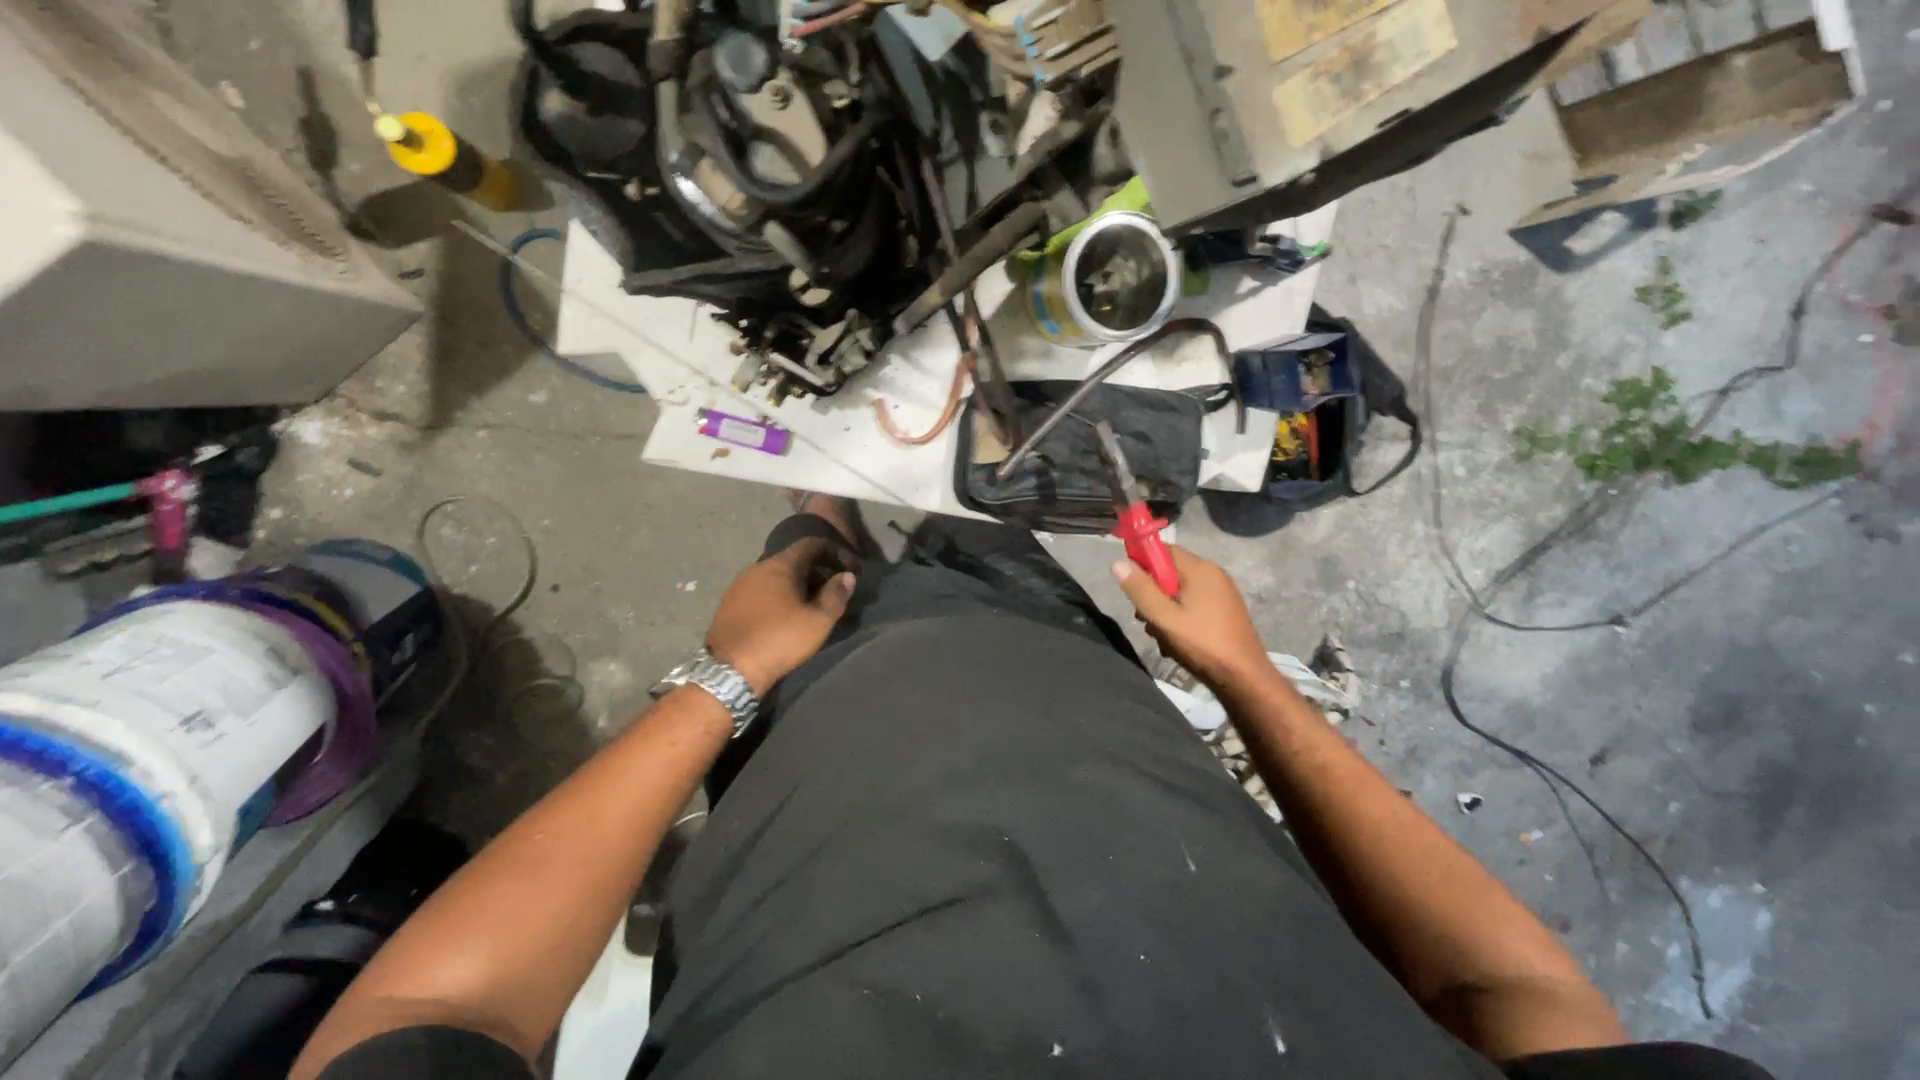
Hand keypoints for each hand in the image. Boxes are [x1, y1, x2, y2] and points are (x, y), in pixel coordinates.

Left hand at [706, 538, 855, 694]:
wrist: (729, 670)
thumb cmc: (779, 640)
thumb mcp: (817, 621)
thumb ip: (835, 595)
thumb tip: (847, 576)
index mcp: (779, 565)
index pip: (812, 544)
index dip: (835, 552)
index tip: (851, 569)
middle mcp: (756, 568)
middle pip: (794, 560)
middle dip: (818, 571)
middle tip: (834, 592)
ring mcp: (739, 585)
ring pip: (776, 576)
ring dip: (798, 585)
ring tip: (812, 606)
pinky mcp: (729, 604)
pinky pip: (761, 590)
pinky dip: (779, 596)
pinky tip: (785, 616)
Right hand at [1111, 545, 1270, 691]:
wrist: (1244, 676)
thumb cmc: (1202, 643)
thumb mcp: (1164, 617)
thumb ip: (1140, 589)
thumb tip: (1117, 561)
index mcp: (1200, 568)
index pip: (1163, 549)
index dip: (1142, 562)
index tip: (1131, 586)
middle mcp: (1213, 573)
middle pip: (1170, 572)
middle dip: (1152, 593)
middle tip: (1145, 618)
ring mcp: (1221, 592)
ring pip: (1180, 591)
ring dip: (1165, 609)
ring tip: (1161, 634)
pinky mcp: (1225, 609)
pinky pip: (1194, 603)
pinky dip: (1180, 616)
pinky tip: (1177, 640)